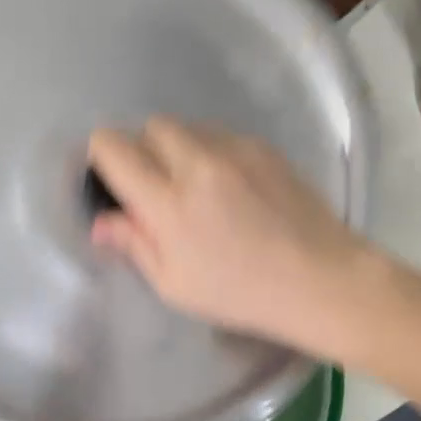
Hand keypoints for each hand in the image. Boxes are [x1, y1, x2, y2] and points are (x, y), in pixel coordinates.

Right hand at [88, 118, 381, 348]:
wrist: (318, 278)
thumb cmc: (238, 293)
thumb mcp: (174, 284)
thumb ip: (134, 245)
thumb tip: (101, 222)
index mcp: (169, 202)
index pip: (115, 148)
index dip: (102, 157)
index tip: (108, 178)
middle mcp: (198, 162)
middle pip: (151, 127)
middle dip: (143, 151)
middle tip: (152, 188)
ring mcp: (235, 149)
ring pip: (188, 127)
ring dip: (177, 150)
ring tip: (192, 190)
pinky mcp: (263, 147)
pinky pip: (220, 136)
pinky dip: (210, 154)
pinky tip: (226, 190)